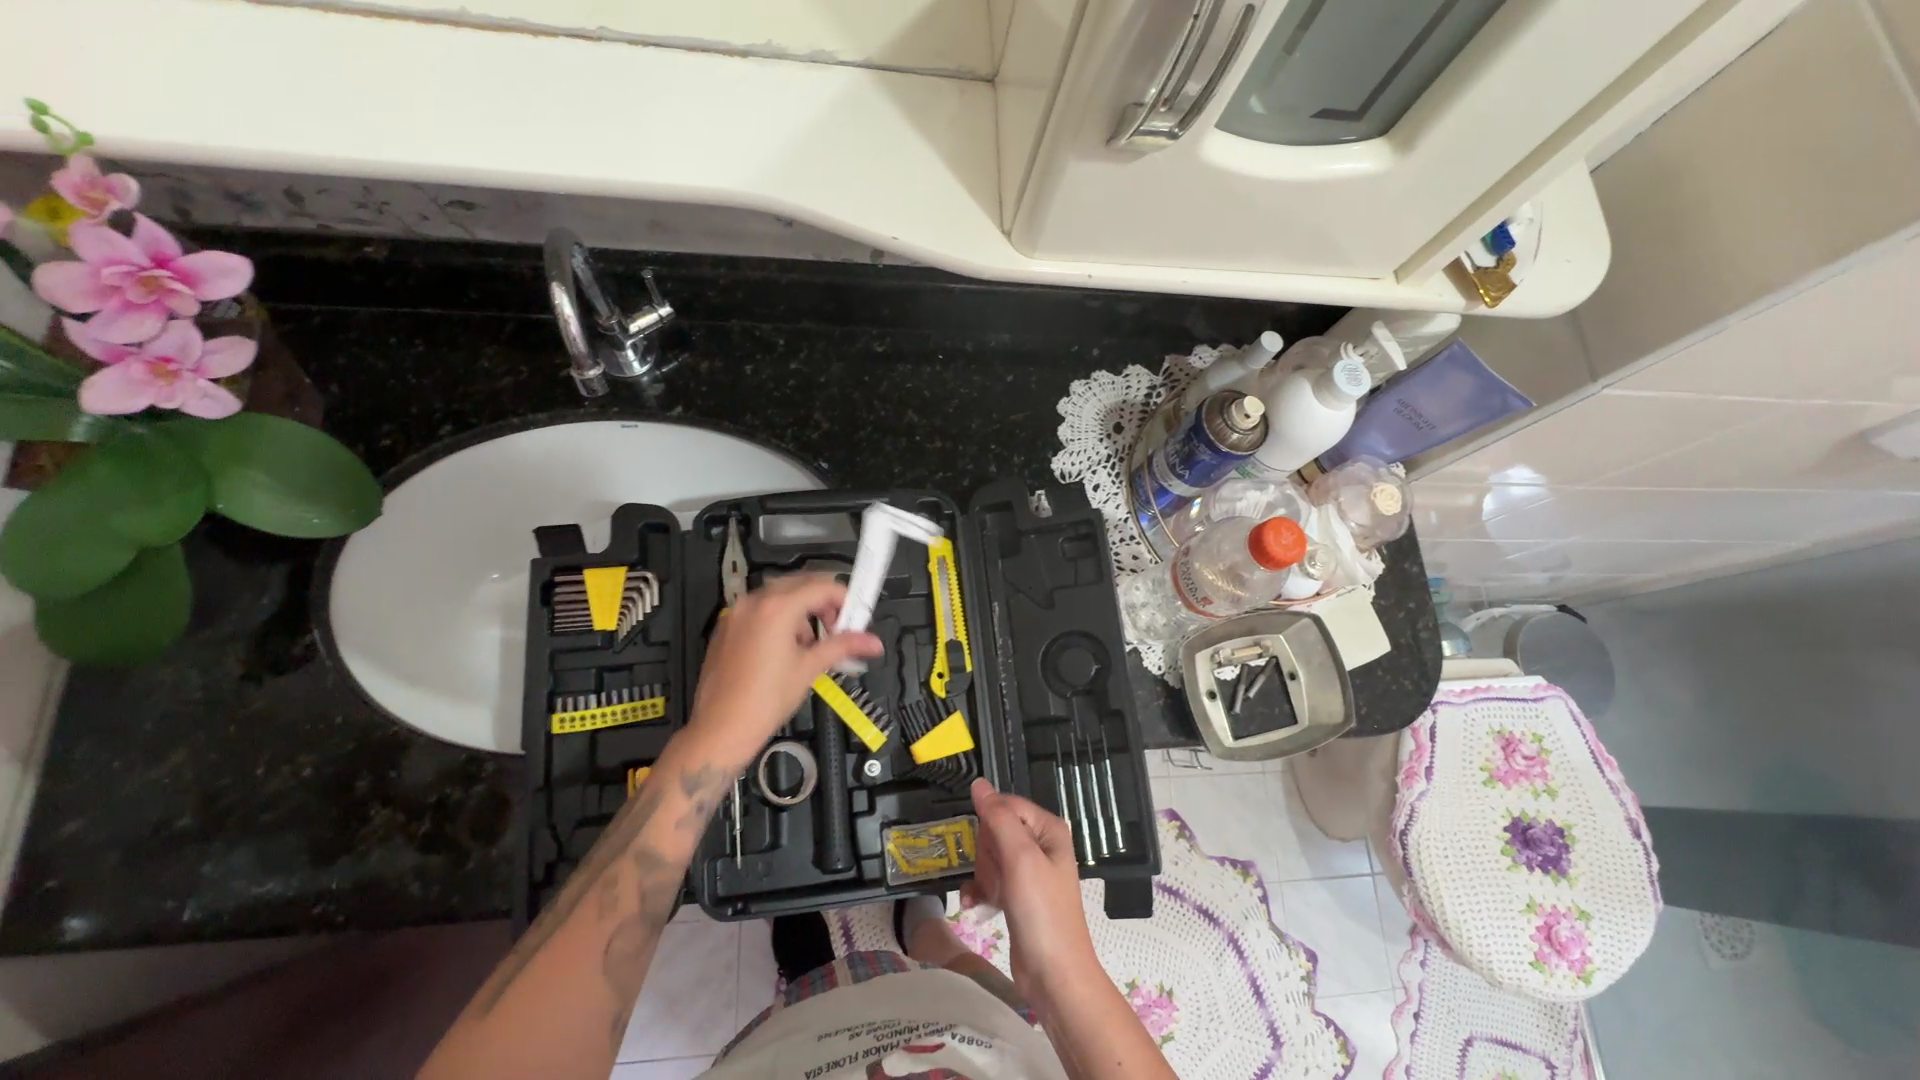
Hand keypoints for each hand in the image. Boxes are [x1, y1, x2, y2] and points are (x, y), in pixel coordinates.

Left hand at [688, 575, 882, 759]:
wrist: (721, 729)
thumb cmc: (765, 700)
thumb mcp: (810, 669)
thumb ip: (843, 646)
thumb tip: (872, 642)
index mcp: (776, 608)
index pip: (822, 586)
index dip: (845, 599)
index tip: (856, 617)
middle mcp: (753, 603)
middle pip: (800, 584)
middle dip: (824, 602)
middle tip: (839, 627)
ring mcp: (736, 614)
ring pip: (778, 596)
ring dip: (801, 610)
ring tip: (812, 644)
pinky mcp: (726, 628)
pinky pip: (759, 610)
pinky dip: (778, 619)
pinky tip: (786, 649)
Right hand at [963, 778, 1097, 996]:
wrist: (1053, 973)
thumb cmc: (1042, 911)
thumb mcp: (1020, 858)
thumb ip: (998, 818)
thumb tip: (979, 783)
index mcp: (1048, 829)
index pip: (1005, 805)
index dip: (991, 825)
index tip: (993, 850)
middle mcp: (1040, 846)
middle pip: (994, 831)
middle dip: (986, 855)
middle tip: (999, 878)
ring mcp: (1028, 873)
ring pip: (987, 857)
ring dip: (981, 877)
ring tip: (992, 897)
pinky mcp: (1016, 896)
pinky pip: (988, 881)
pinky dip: (979, 893)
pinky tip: (975, 906)